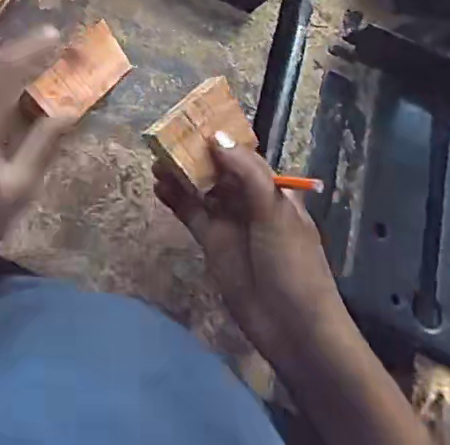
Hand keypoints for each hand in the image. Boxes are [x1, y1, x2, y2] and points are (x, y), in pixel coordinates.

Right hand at [153, 132, 348, 369]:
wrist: (294, 328)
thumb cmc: (293, 263)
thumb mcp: (274, 211)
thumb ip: (247, 173)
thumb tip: (216, 137)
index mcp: (271, 188)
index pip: (241, 154)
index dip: (218, 139)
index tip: (192, 121)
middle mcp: (249, 200)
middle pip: (217, 169)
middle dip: (193, 154)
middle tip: (165, 139)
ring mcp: (229, 221)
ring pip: (201, 189)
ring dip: (180, 175)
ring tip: (156, 161)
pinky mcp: (212, 243)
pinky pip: (191, 213)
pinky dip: (176, 199)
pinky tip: (158, 187)